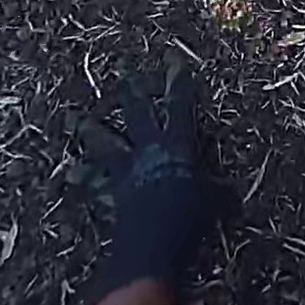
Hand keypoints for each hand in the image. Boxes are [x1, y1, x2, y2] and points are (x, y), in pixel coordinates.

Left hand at [83, 67, 210, 299]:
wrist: (152, 245)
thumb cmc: (189, 216)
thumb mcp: (216, 202)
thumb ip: (221, 194)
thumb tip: (233, 196)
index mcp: (176, 144)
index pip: (179, 105)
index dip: (177, 82)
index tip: (172, 58)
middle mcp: (147, 149)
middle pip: (137, 112)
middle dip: (131, 90)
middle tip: (122, 68)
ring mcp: (124, 171)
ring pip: (104, 142)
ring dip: (90, 130)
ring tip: (73, 117)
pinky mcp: (108, 194)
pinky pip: (93, 183)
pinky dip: (83, 178)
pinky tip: (71, 173)